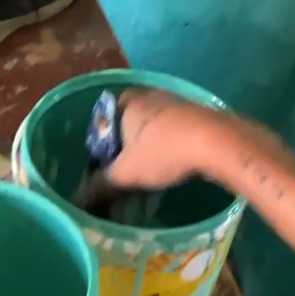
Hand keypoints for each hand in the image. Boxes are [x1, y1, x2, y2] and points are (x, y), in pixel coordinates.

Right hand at [99, 89, 228, 191]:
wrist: (217, 143)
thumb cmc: (162, 152)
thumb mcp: (125, 174)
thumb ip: (99, 186)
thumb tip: (77, 201)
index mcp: (126, 102)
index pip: (103, 117)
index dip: (100, 139)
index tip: (103, 159)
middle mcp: (150, 95)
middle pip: (129, 119)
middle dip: (126, 141)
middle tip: (125, 166)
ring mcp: (177, 101)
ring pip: (155, 123)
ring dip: (151, 142)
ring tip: (150, 168)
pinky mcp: (200, 112)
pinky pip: (176, 128)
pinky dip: (172, 142)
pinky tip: (175, 162)